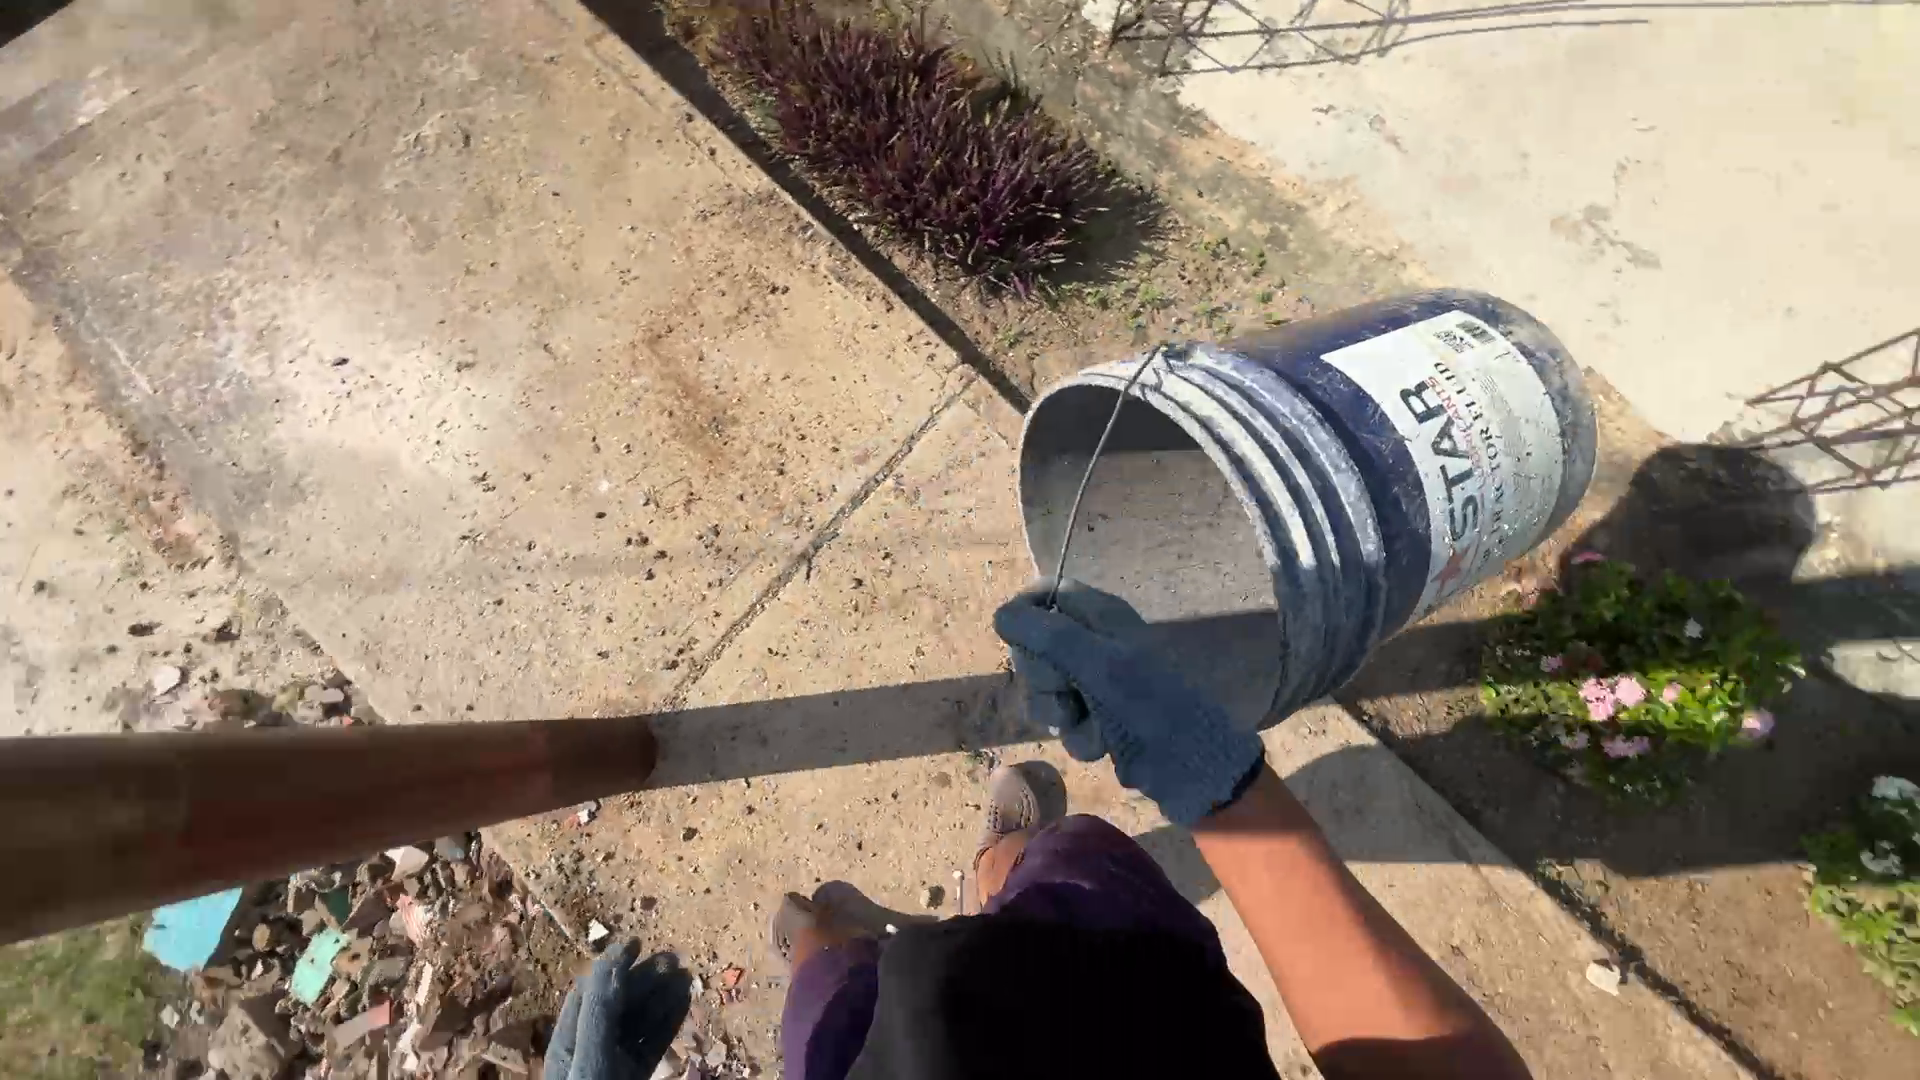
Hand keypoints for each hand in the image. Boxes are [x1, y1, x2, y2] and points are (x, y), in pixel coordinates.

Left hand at [545, 943, 690, 1079]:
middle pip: (618, 1004)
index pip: (590, 993)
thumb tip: (612, 962)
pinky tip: (683, 1001)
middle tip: (672, 958)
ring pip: (638, 1022)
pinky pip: (653, 1043)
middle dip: (643, 978)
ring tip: (684, 975)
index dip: (611, 966)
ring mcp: (614, 1066)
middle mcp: (590, 1051)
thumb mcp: (588, 1060)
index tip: (636, 942)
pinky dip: (668, 1020)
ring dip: (661, 995)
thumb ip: (599, 1013)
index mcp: (569, 1044)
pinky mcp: (634, 1078)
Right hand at [993, 580, 1262, 825]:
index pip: (1047, 592)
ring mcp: (1092, 681)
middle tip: (1068, 689)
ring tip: (1088, 723)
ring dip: (1059, 713)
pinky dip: (1078, 735)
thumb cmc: (1148, 702)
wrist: (1190, 765)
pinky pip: (1061, 720)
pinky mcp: (1093, 716)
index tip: (1015, 637)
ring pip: (1043, 689)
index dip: (1026, 611)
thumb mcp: (1096, 662)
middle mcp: (1093, 641)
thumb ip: (1046, 634)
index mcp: (1100, 614)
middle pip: (1035, 645)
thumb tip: (1001, 614)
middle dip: (1043, 676)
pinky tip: (1102, 745)